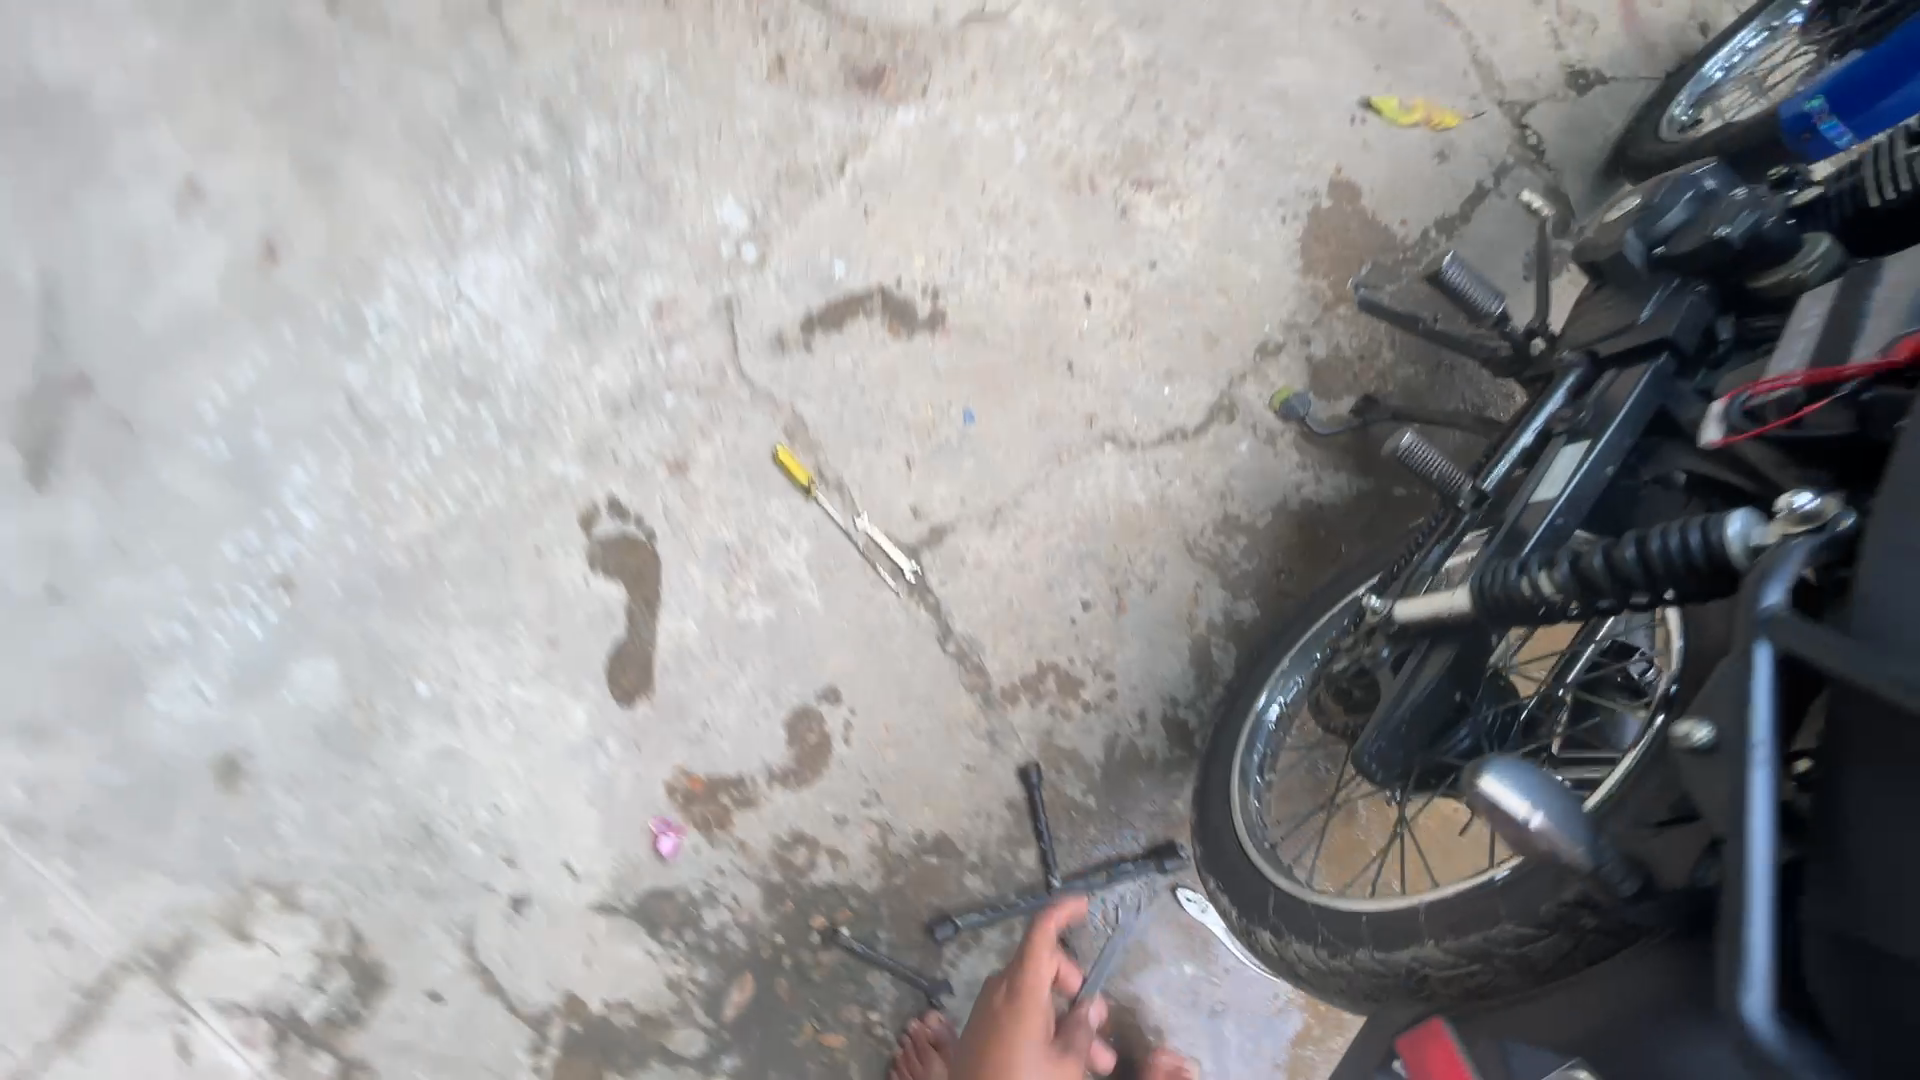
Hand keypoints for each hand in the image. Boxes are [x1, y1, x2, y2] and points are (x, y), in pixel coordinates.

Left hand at [948, 895, 1118, 1078]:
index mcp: (1021, 984)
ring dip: (1066, 1018)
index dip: (1064, 910)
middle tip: (1102, 1031)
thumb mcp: (1064, 1063)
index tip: (1085, 903)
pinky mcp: (983, 1025)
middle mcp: (1002, 986)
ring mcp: (990, 1005)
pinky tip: (1063, 1060)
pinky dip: (1044, 1025)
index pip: (1042, 929)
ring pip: (1037, 995)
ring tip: (1096, 1062)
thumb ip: (1082, 1029)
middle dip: (1078, 992)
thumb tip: (1091, 1005)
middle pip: (1046, 966)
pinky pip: (1020, 1010)